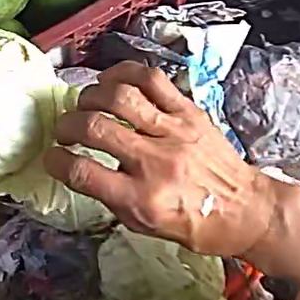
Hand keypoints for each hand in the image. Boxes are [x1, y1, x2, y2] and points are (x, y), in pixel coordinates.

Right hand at [44, 63, 284, 257]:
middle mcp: (156, 162)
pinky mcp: (189, 111)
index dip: (57, 161)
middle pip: (95, 127)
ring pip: (119, 97)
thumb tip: (78, 165)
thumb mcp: (144, 225)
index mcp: (142, 199)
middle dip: (67, 125)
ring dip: (90, 97)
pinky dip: (122, 74)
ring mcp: (174, 131)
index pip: (83, 173)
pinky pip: (151, 79)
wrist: (247, 209)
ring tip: (85, 105)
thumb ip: (110, 195)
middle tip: (64, 130)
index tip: (52, 158)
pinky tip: (110, 81)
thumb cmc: (193, 223)